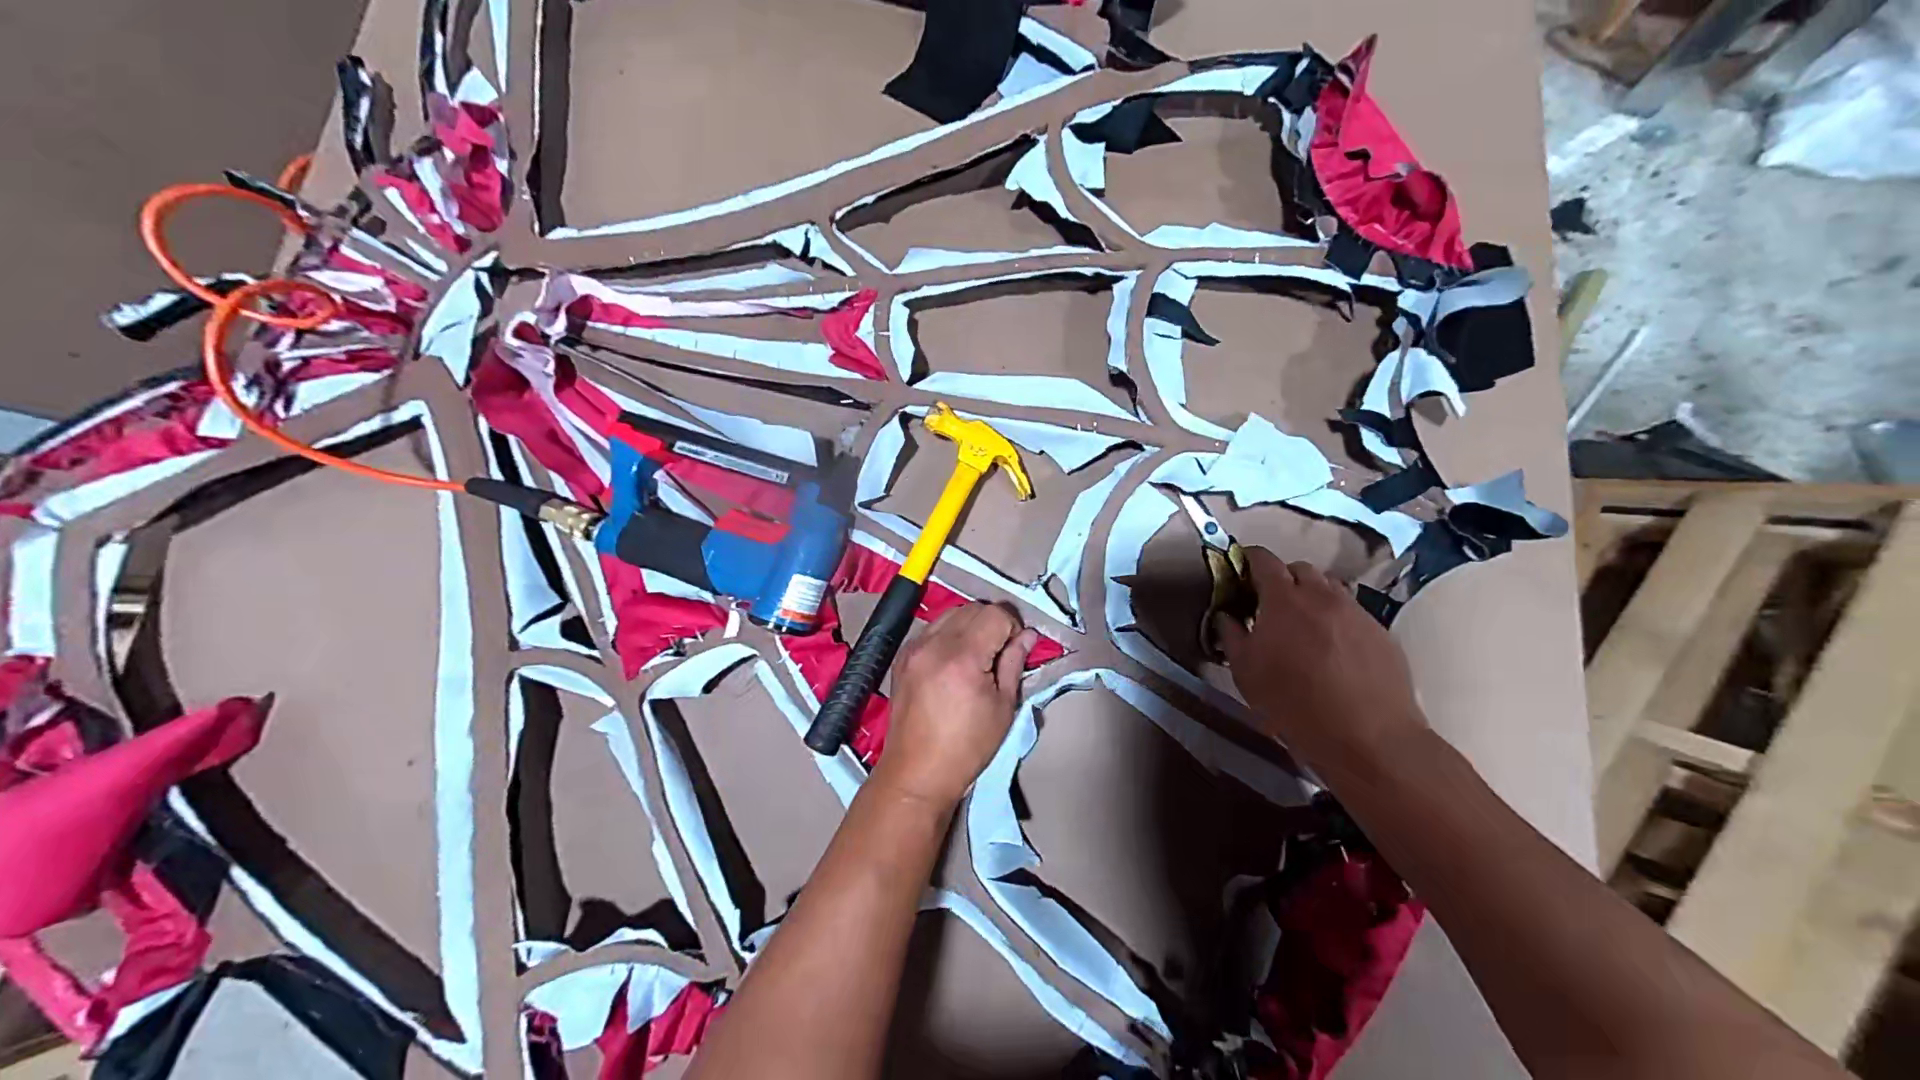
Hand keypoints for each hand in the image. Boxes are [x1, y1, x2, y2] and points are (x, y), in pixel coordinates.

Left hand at [871, 602, 1037, 808]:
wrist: (917, 771)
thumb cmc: (967, 746)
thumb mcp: (1003, 707)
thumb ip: (1015, 663)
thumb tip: (1027, 635)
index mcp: (962, 657)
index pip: (996, 614)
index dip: (1012, 628)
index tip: (1015, 651)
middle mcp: (934, 644)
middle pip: (974, 608)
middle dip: (993, 624)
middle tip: (999, 654)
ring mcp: (914, 647)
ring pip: (952, 614)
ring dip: (971, 626)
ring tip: (977, 658)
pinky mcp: (903, 656)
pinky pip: (932, 628)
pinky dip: (949, 635)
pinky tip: (953, 662)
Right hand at [1214, 547, 1427, 779]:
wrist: (1367, 738)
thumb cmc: (1293, 703)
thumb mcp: (1246, 672)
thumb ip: (1231, 636)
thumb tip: (1227, 615)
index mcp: (1284, 600)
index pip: (1264, 560)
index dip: (1249, 560)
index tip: (1240, 572)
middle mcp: (1323, 596)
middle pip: (1300, 569)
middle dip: (1282, 579)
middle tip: (1270, 605)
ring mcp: (1357, 613)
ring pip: (1330, 589)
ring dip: (1312, 597)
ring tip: (1303, 626)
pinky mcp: (1382, 633)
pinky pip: (1353, 613)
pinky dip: (1337, 620)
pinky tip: (1333, 651)